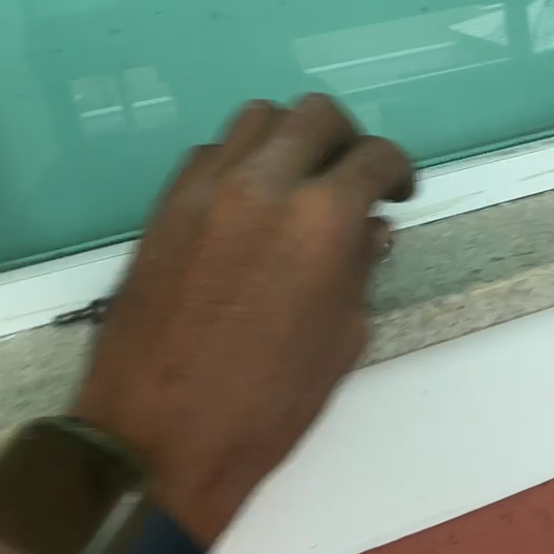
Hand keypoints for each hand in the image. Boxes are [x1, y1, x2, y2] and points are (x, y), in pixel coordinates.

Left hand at [72, 95, 413, 545]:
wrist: (156, 440)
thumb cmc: (267, 403)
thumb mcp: (341, 338)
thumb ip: (360, 268)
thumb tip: (369, 227)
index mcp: (322, 218)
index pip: (376, 157)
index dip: (397, 170)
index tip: (396, 191)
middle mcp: (266, 183)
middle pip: (317, 114)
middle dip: (347, 139)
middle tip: (350, 177)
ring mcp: (208, 187)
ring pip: (259, 117)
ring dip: (290, 139)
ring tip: (296, 180)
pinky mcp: (167, 204)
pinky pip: (211, 152)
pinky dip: (240, 162)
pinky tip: (246, 204)